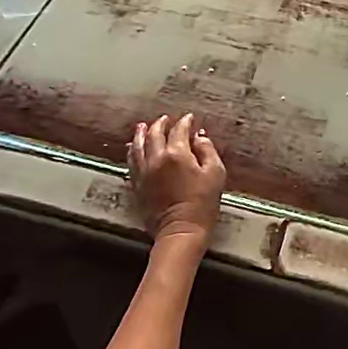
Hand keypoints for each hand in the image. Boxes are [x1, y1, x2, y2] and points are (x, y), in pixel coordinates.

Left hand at [127, 113, 226, 248]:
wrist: (181, 230)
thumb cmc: (202, 203)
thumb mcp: (215, 173)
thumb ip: (208, 151)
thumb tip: (199, 138)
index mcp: (177, 153)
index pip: (179, 130)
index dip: (185, 122)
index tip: (189, 118)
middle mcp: (156, 159)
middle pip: (155, 134)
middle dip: (161, 124)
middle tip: (165, 119)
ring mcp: (144, 172)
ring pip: (138, 146)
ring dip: (142, 134)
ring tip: (143, 127)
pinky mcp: (137, 185)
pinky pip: (132, 162)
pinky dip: (133, 151)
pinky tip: (133, 148)